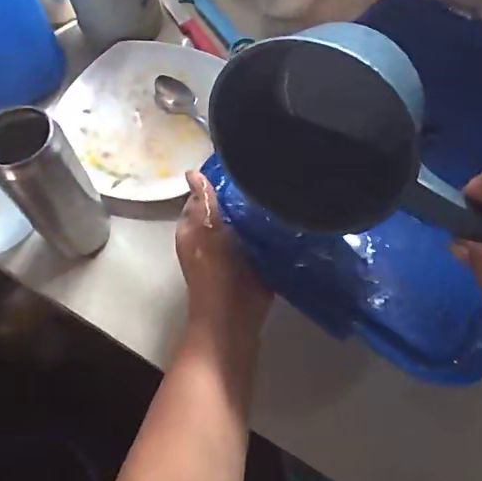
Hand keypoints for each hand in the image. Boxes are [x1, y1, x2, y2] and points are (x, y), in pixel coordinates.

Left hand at [177, 171, 271, 343]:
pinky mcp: (253, 265)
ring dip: (259, 213)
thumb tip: (192, 172)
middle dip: (243, 195)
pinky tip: (289, 218)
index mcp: (193, 228)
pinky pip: (261, 242)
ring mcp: (232, 253)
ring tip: (283, 190)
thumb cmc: (216, 273)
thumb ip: (204, 202)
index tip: (243, 161)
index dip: (218, 180)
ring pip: (245, 225)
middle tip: (270, 173)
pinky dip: (271, 232)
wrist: (234, 320)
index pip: (203, 196)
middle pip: (227, 209)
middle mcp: (210, 238)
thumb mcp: (207, 231)